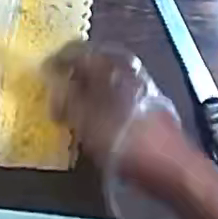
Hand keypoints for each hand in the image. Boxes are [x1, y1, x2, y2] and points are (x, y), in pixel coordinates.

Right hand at [45, 42, 194, 212]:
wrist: (173, 168)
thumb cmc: (126, 141)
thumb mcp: (86, 122)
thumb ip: (66, 100)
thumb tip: (54, 84)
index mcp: (110, 64)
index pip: (76, 50)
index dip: (56, 61)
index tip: (43, 73)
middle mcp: (126, 67)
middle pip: (91, 63)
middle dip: (71, 76)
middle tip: (55, 91)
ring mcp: (139, 84)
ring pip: (104, 79)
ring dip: (86, 90)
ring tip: (71, 108)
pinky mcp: (147, 102)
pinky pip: (115, 93)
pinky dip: (100, 101)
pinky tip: (94, 119)